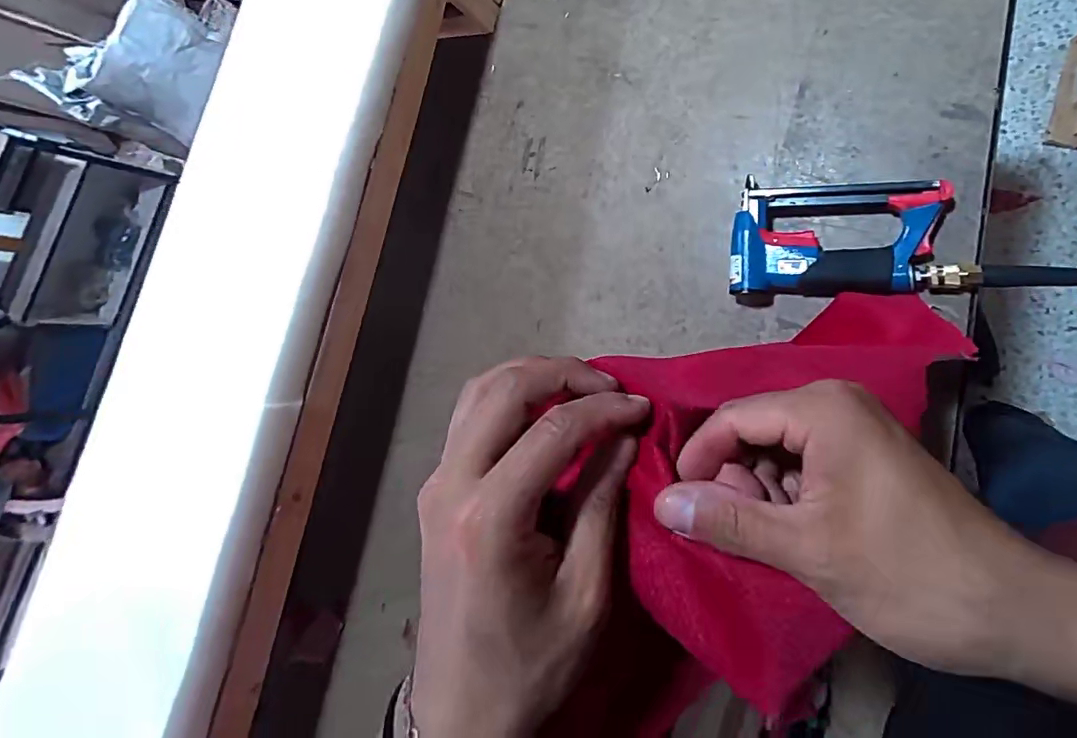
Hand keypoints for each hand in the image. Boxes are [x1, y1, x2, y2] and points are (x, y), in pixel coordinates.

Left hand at [413, 357, 650, 737]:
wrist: (460, 717)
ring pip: (479, 390)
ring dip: (534, 376)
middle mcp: (450, 486)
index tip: (641, 407)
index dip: (604, 408)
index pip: (553, 429)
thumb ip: (603, 502)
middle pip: (505, 390)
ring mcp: (435, 483)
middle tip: (611, 387)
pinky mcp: (435, 488)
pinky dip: (510, 395)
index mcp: (489, 518)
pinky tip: (544, 407)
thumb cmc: (531, 665)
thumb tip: (624, 435)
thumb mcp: (586, 592)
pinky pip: (469, 415)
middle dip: (565, 373)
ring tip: (583, 388)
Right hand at [652, 380, 1062, 674]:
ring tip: (776, 545)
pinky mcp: (866, 454)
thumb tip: (662, 504)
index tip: (676, 506)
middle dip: (736, 482)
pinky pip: (806, 464)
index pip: (734, 417)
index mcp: (822, 406)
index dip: (699, 459)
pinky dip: (790, 498)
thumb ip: (728, 522)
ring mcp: (855, 426)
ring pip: (778, 451)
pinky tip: (799, 537)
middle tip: (738, 537)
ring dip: (762, 495)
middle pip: (755, 431)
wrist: (1007, 606)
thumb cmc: (903, 571)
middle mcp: (836, 402)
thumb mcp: (807, 549)